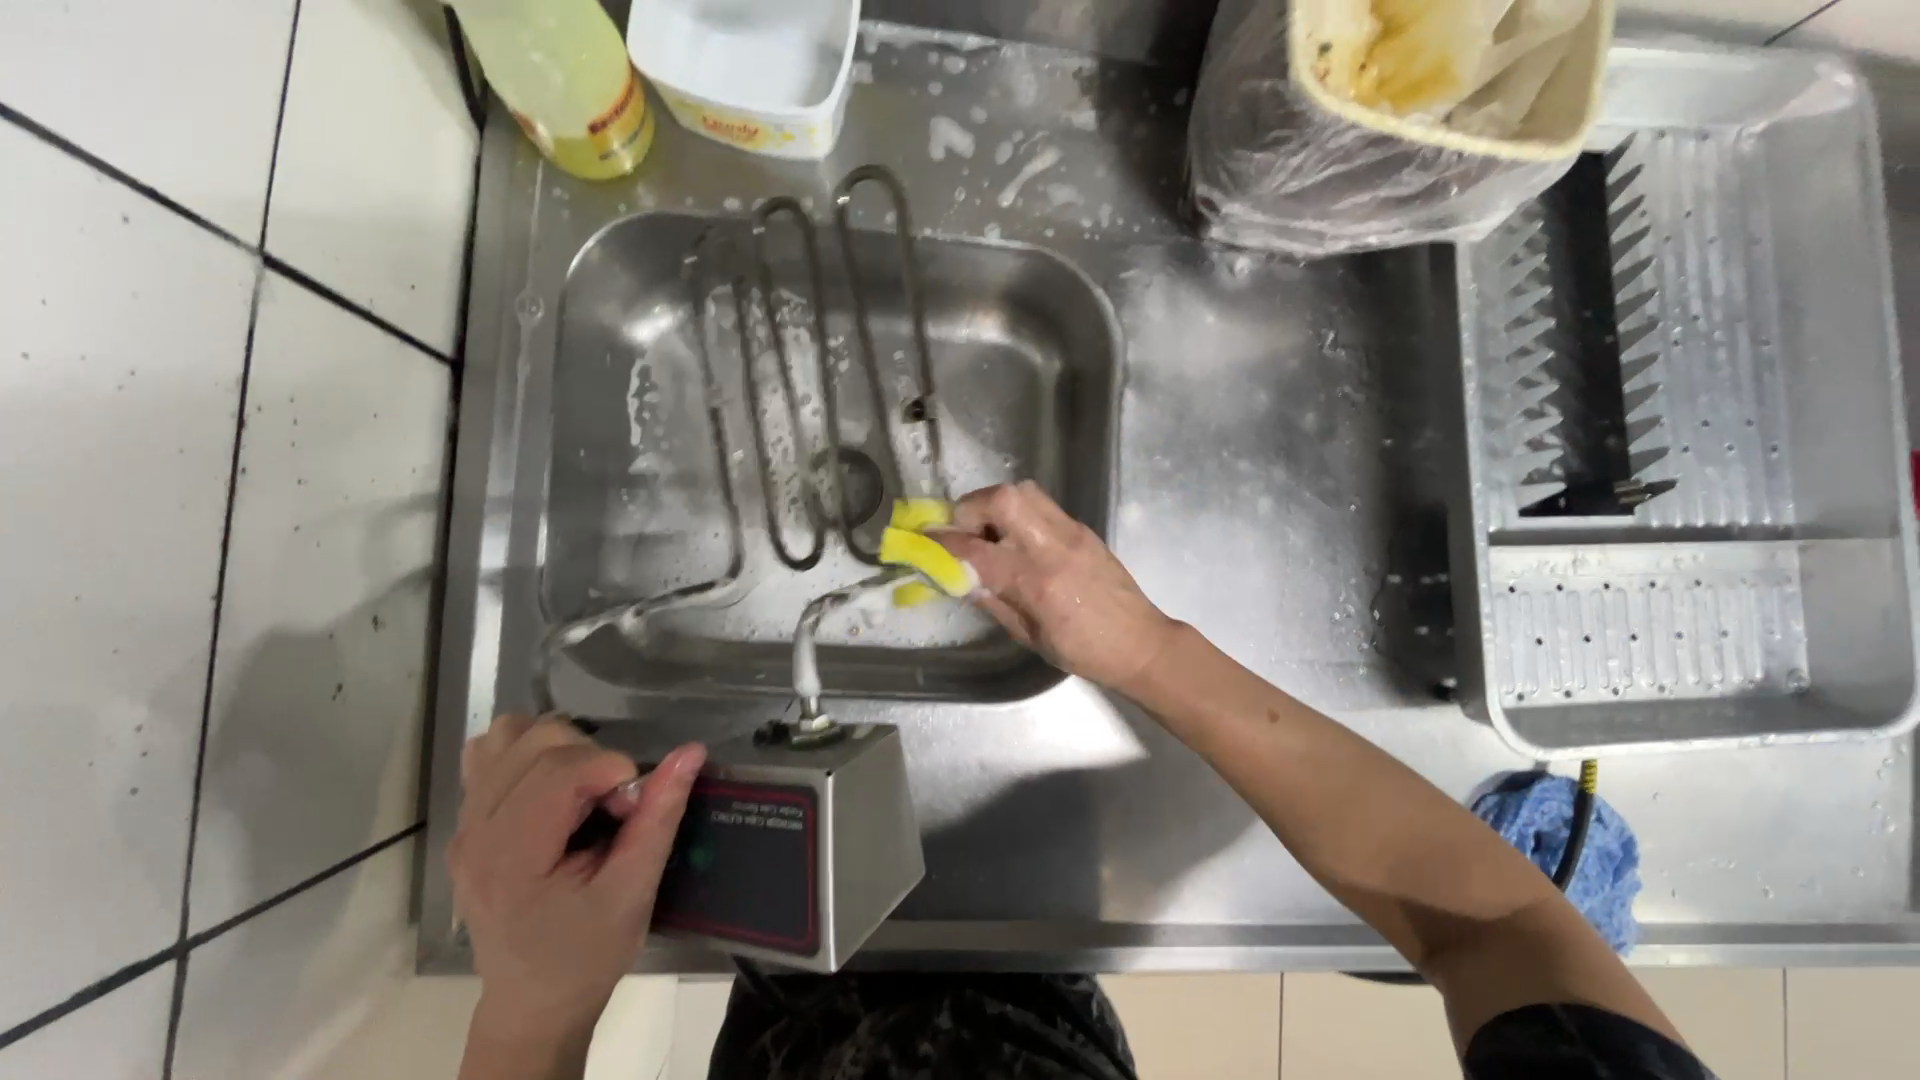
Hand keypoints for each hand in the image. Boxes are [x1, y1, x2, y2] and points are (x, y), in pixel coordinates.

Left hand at [449, 714, 704, 1044]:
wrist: (535, 1001)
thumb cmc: (587, 954)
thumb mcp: (634, 891)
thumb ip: (659, 816)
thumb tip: (690, 752)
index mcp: (511, 854)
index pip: (561, 768)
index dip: (613, 771)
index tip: (633, 809)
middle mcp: (474, 830)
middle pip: (537, 741)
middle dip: (590, 759)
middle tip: (611, 807)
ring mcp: (463, 825)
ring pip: (509, 736)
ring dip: (559, 750)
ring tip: (581, 792)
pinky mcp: (466, 823)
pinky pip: (490, 755)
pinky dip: (527, 755)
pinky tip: (552, 790)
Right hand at [934, 481, 1178, 691]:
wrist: (1140, 643)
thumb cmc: (1083, 652)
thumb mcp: (1029, 636)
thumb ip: (993, 601)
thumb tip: (960, 577)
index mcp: (1038, 584)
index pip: (979, 551)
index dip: (945, 544)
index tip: (926, 542)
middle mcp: (1054, 548)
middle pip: (1004, 499)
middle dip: (971, 508)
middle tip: (963, 532)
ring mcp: (1072, 533)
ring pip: (1024, 492)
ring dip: (995, 504)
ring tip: (989, 532)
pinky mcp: (1083, 529)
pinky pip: (1042, 505)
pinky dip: (1018, 513)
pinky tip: (1016, 540)